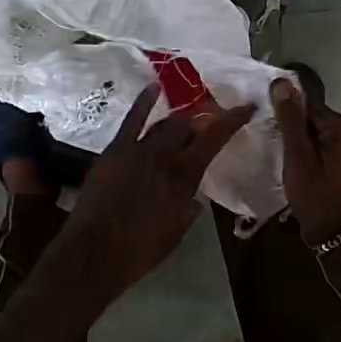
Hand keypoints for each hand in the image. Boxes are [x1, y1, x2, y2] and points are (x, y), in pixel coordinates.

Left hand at [65, 84, 254, 296]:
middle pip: (188, 128)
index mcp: (184, 178)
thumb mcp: (174, 234)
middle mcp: (164, 157)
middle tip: (207, 123)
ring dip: (178, 122)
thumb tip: (194, 199)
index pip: (214, 141)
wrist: (94, 254)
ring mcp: (137, 150)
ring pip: (165, 125)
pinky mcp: (115, 151)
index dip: (232, 121)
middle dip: (201, 123)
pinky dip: (144, 103)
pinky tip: (153, 88)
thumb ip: (187, 211)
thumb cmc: (139, 251)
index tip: (247, 107)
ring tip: (187, 119)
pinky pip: (132, 121)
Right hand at [270, 77, 340, 244]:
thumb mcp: (298, 155)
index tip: (262, 120)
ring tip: (274, 149)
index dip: (283, 109)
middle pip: (311, 116)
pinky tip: (289, 161)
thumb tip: (282, 82)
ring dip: (295, 139)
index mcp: (340, 126)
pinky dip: (304, 150)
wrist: (337, 235)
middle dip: (289, 124)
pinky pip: (319, 145)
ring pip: (313, 132)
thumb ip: (290, 119)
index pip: (306, 103)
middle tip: (265, 136)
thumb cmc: (316, 194)